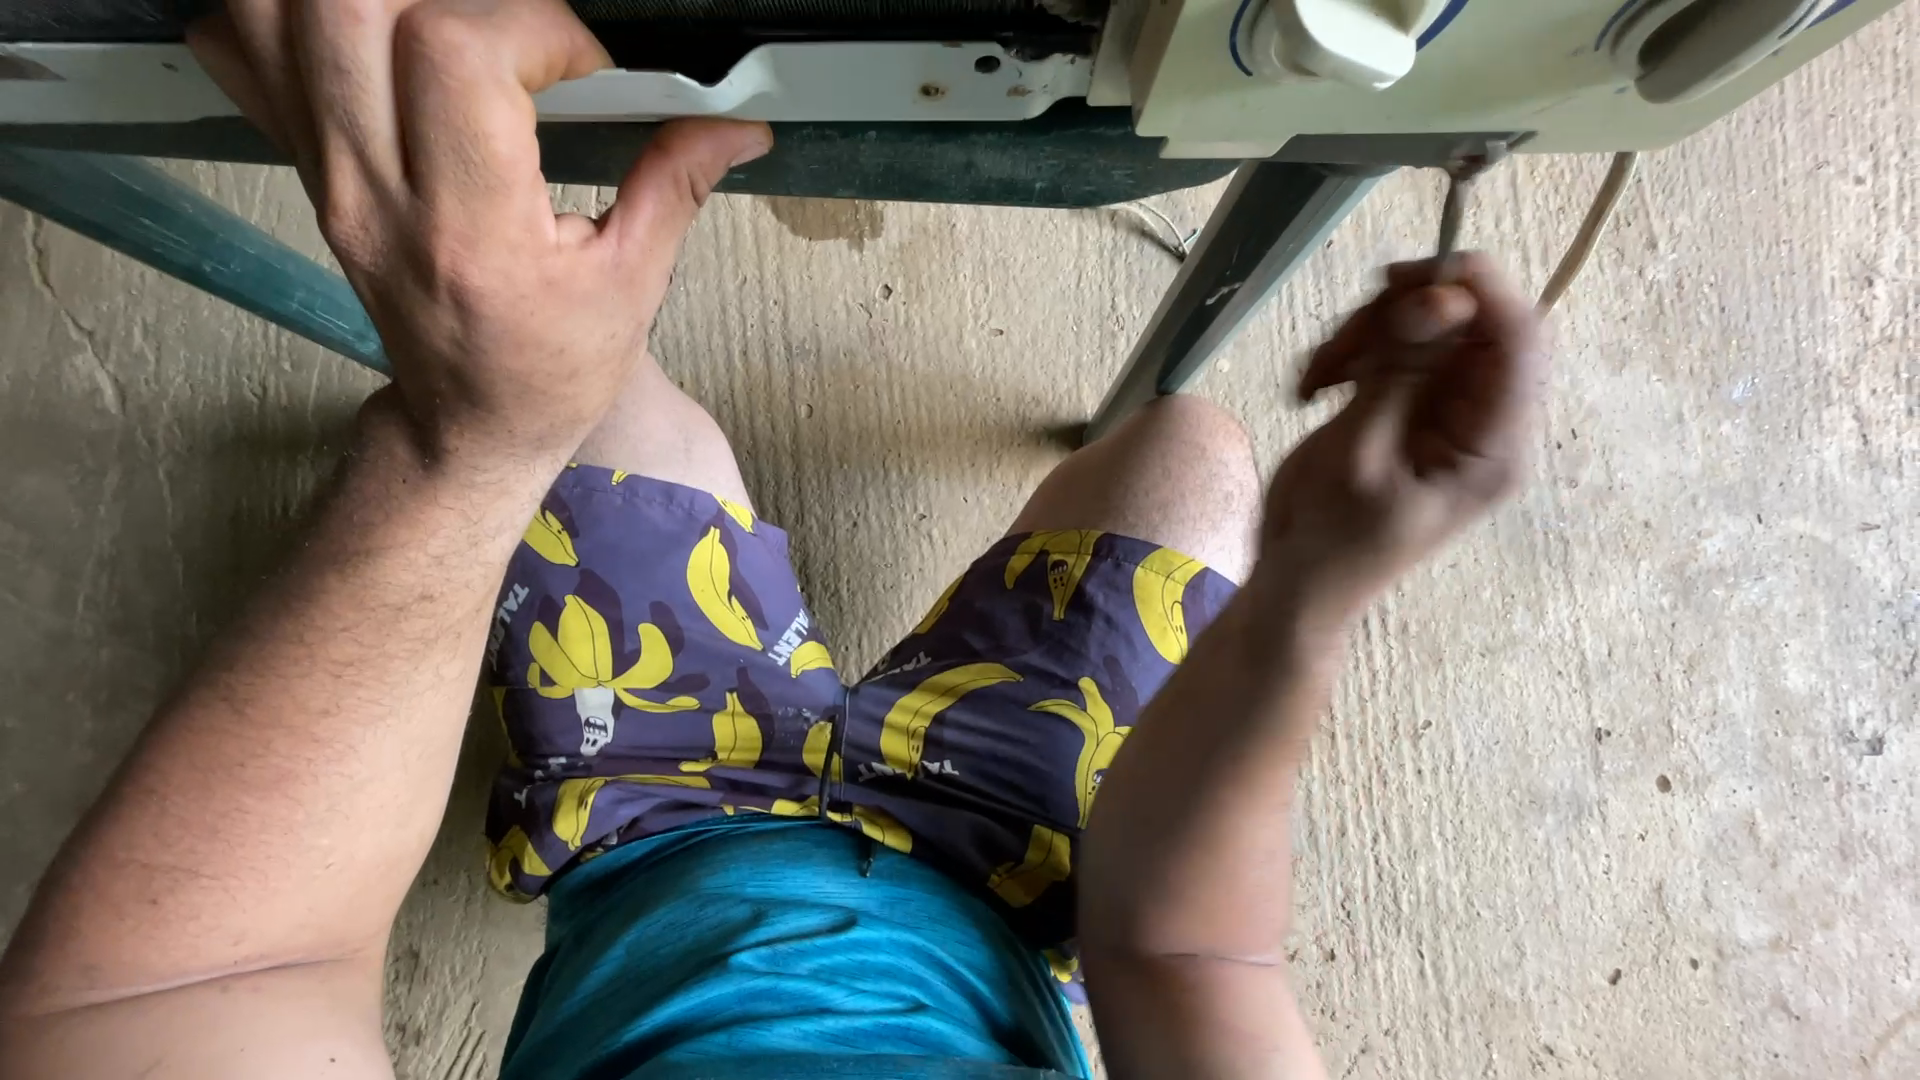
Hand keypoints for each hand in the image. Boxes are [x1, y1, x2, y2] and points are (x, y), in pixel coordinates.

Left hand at [188, 0, 771, 473]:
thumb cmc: (558, 370)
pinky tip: (378, 43)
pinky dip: (296, 9)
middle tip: (523, 38)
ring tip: (459, 34)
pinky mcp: (306, 170)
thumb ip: (675, 187)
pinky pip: (242, 44)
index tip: (588, 64)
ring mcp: (328, 177)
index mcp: (476, 230)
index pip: (457, 55)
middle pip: (356, 5)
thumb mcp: (634, 286)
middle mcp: (381, 193)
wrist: (474, 421)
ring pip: (282, 8)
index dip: (536, 25)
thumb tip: (736, 125)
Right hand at [1259, 254, 1546, 624]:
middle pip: (1466, 324)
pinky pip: (1388, 353)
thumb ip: (1399, 373)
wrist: (1297, 583)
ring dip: (1361, 338)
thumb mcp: (1359, 455)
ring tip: (1314, 380)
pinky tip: (1312, 389)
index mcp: (1493, 443)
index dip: (1472, 289)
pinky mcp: (1401, 409)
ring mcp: (1438, 412)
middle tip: (1338, 348)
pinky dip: (1347, 357)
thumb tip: (1434, 294)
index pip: (1517, 337)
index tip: (1397, 278)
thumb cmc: (1329, 538)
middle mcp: (1479, 419)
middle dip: (1397, 319)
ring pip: (1420, 331)